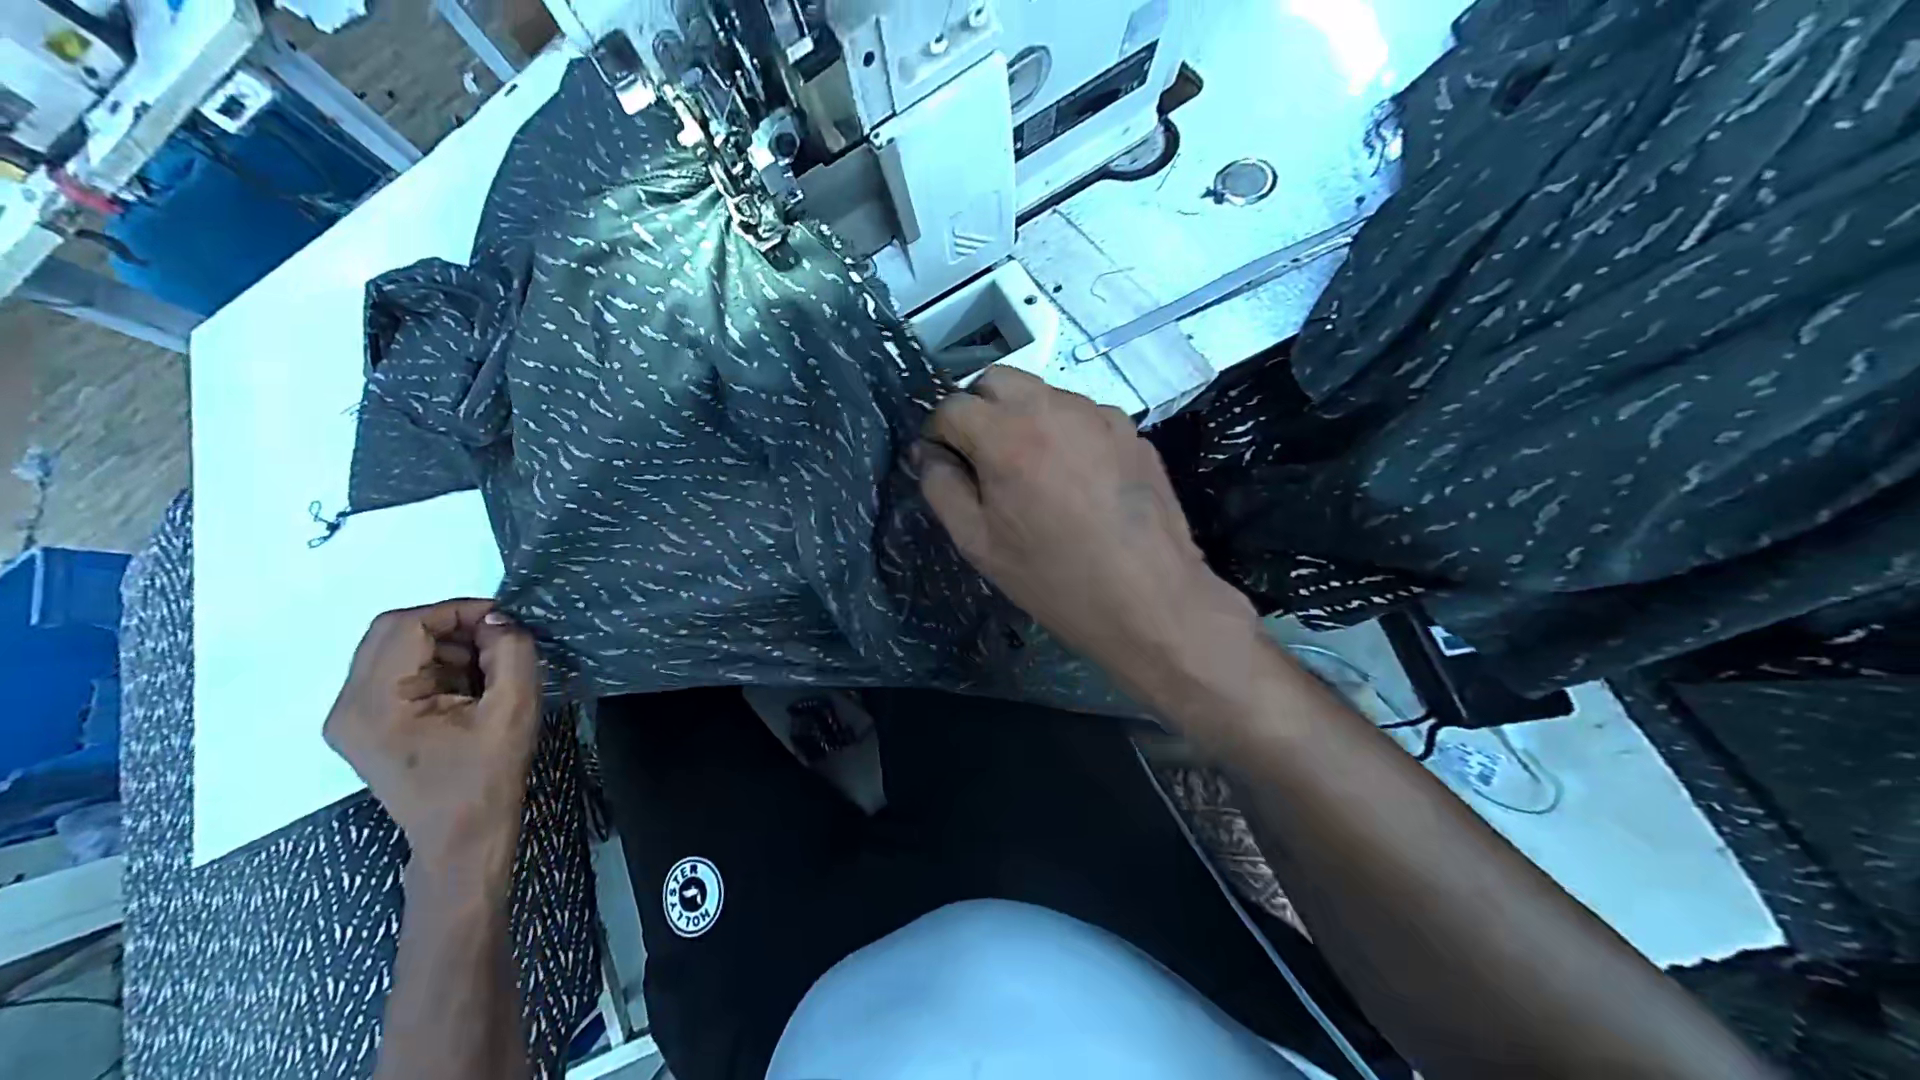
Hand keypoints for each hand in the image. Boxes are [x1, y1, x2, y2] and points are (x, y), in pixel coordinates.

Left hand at [324, 599, 541, 880]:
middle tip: (498, 639)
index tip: (504, 620)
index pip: (406, 625)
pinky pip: (397, 673)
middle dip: (452, 627)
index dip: (458, 611)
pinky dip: (437, 666)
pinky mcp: (365, 725)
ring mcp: (350, 717)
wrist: (462, 839)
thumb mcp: (514, 709)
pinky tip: (470, 688)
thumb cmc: (487, 777)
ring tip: (489, 669)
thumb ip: (511, 652)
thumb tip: (498, 620)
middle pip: (393, 632)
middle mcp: (347, 705)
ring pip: (395, 649)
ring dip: (447, 647)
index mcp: (374, 703)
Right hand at [917, 368, 1258, 701]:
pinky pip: (1081, 414)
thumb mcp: (979, 544)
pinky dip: (1065, 432)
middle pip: (996, 380)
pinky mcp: (1130, 429)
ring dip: (1023, 417)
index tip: (945, 462)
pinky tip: (1077, 479)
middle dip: (978, 409)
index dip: (939, 433)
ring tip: (1034, 472)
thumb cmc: (1054, 579)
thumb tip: (928, 453)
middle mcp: (1053, 408)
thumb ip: (941, 488)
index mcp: (1007, 436)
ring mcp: (1098, 413)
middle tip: (983, 457)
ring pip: (1042, 393)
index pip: (952, 406)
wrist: (1150, 598)